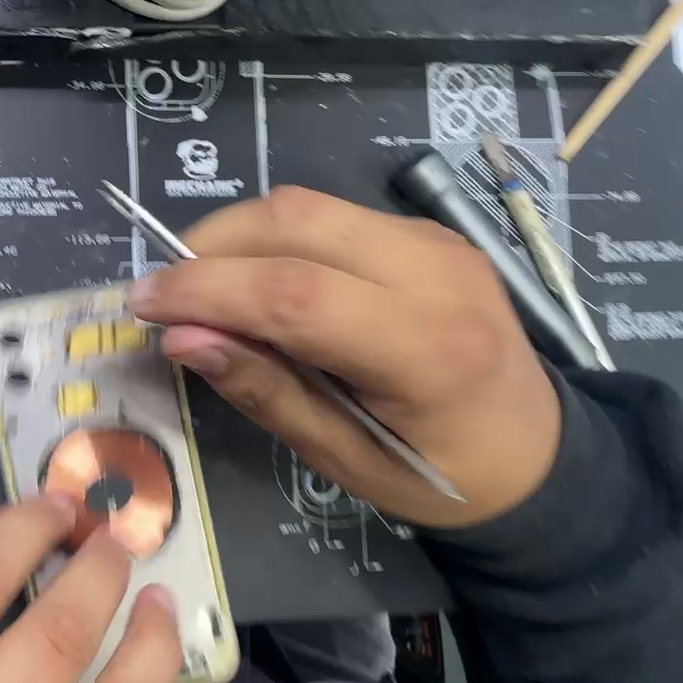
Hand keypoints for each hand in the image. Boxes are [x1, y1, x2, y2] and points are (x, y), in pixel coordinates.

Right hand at [127, 186, 561, 528]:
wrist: (540, 453)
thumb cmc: (438, 476)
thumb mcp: (342, 459)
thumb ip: (262, 390)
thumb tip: (182, 338)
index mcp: (425, 349)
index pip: (294, 294)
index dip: (205, 289)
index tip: (142, 303)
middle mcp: (436, 273)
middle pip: (295, 222)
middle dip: (208, 246)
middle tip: (164, 292)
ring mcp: (435, 241)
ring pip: (305, 206)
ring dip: (233, 236)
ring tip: (199, 285)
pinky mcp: (426, 231)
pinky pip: (327, 215)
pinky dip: (270, 238)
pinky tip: (253, 279)